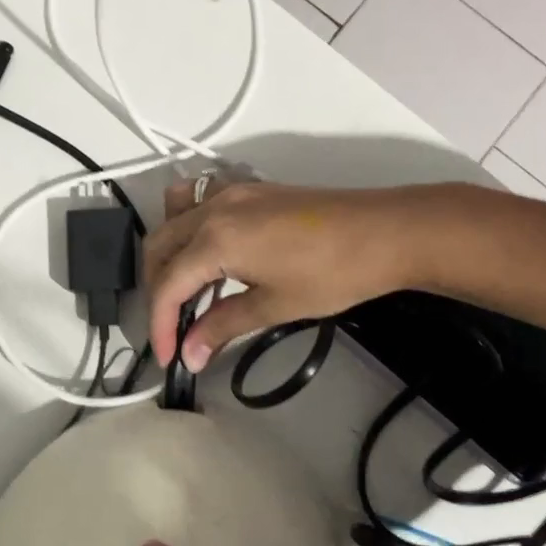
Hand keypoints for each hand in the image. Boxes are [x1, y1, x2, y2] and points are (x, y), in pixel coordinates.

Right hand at [144, 178, 445, 370]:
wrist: (387, 232)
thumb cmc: (332, 274)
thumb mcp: (274, 306)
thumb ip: (222, 326)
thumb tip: (189, 355)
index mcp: (215, 239)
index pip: (168, 286)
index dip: (161, 325)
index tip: (168, 357)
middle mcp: (212, 209)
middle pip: (160, 247)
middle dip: (157, 291)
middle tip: (172, 327)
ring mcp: (230, 192)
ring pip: (173, 218)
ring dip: (167, 254)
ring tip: (182, 288)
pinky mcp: (249, 189)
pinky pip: (197, 200)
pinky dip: (187, 226)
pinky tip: (206, 251)